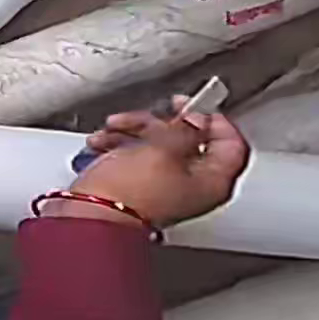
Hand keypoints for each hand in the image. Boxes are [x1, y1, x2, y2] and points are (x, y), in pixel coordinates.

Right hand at [61, 98, 250, 228]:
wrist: (89, 214)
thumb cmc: (128, 191)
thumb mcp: (161, 150)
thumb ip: (183, 130)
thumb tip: (193, 120)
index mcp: (213, 181)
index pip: (229, 144)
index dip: (212, 121)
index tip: (192, 105)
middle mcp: (190, 187)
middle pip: (184, 144)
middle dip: (156, 126)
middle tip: (137, 118)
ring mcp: (159, 188)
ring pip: (153, 149)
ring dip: (129, 134)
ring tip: (108, 131)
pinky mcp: (131, 190)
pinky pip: (129, 161)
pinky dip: (115, 148)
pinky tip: (100, 144)